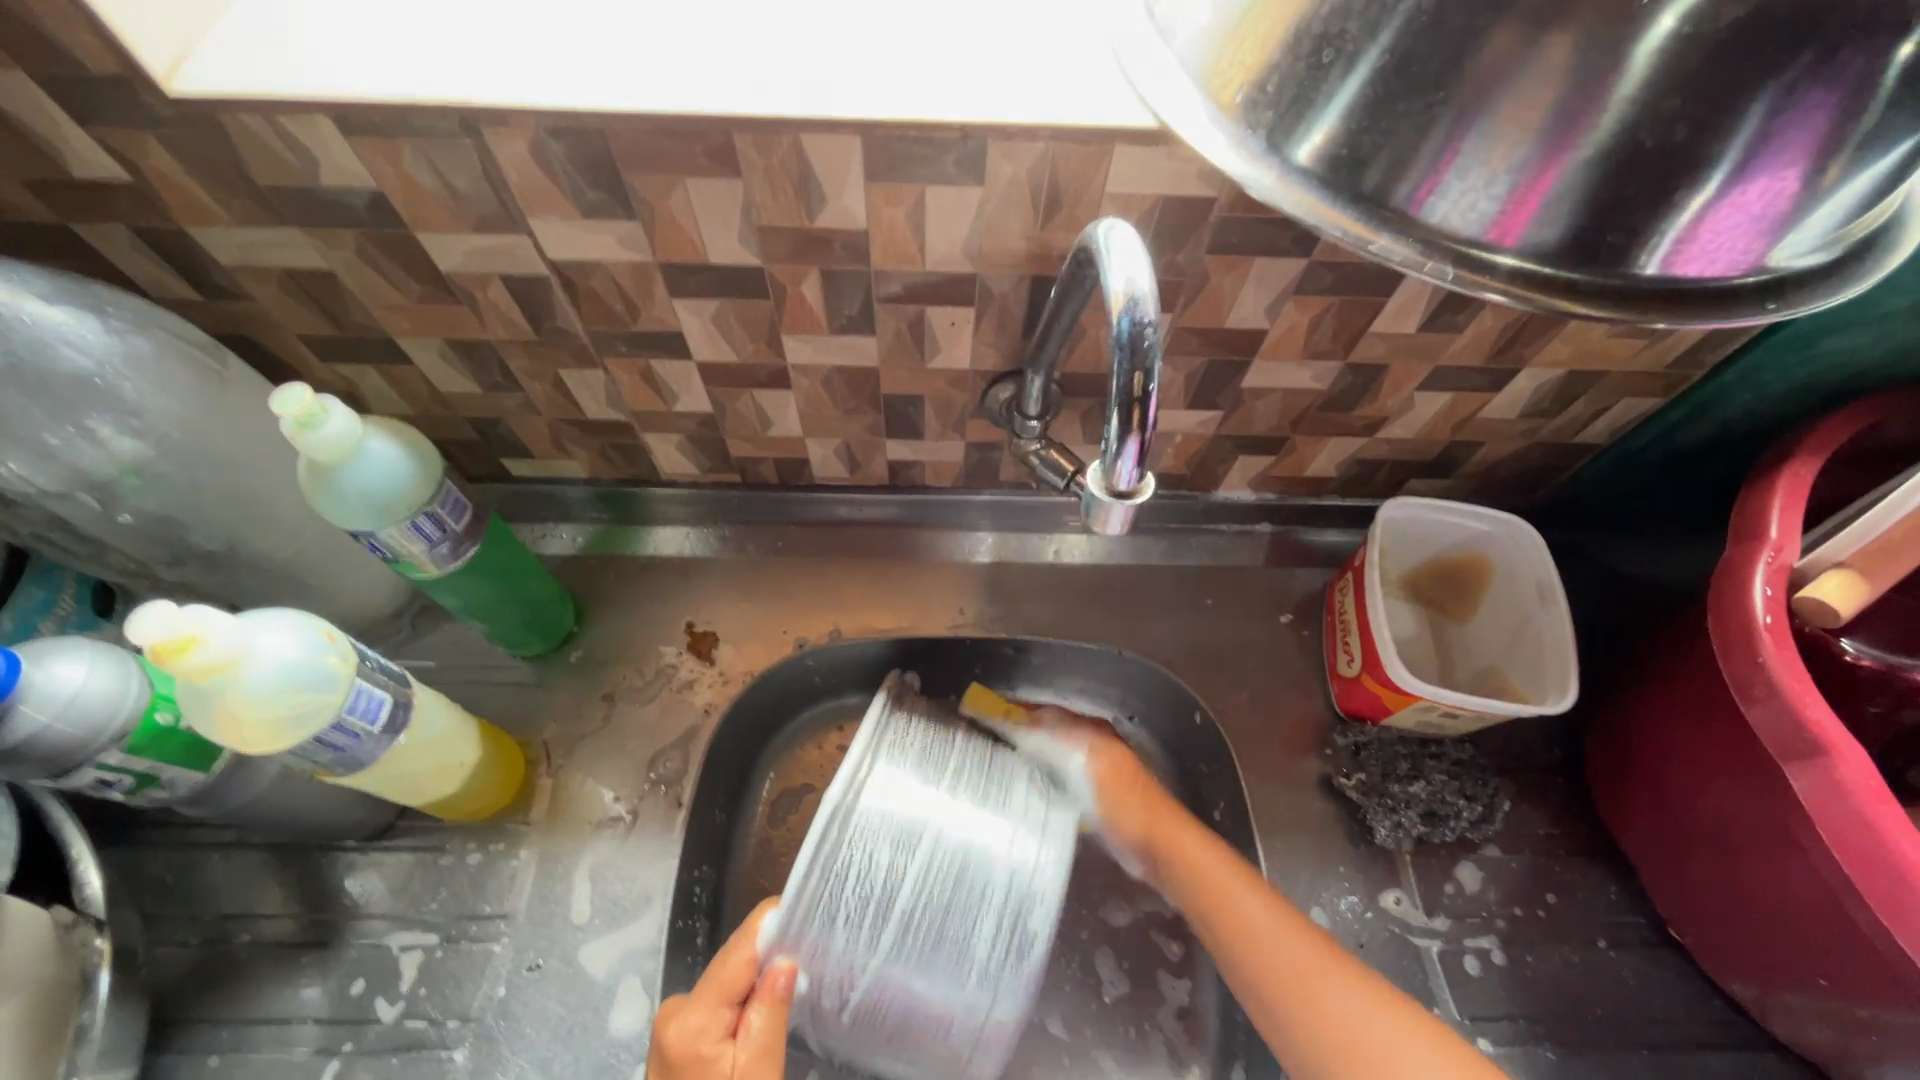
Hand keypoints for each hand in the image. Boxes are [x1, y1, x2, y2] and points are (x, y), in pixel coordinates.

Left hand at [647, 898, 798, 1079]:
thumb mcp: (758, 1077)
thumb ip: (769, 1016)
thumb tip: (785, 959)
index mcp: (692, 1019)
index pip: (739, 951)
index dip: (771, 923)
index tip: (806, 903)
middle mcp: (674, 1010)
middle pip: (733, 964)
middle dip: (770, 959)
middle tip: (813, 952)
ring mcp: (669, 1023)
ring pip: (726, 983)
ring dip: (757, 983)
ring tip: (796, 981)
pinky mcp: (673, 1037)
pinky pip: (716, 1003)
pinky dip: (741, 1002)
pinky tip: (765, 1011)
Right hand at [988, 705, 1186, 879]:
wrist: (1157, 848)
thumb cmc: (1124, 803)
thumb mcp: (1085, 765)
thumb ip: (1050, 742)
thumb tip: (1013, 723)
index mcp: (1091, 729)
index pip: (1043, 710)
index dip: (1013, 709)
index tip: (978, 712)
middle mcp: (1089, 743)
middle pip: (1043, 731)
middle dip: (1013, 731)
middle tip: (977, 737)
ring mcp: (1089, 770)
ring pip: (1047, 755)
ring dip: (1022, 756)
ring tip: (988, 760)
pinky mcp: (1088, 797)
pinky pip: (1053, 779)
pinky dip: (1034, 779)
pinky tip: (1016, 788)